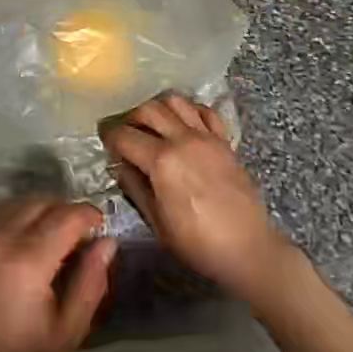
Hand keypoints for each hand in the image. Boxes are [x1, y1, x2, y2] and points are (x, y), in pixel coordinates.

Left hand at [0, 199, 115, 351]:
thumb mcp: (68, 334)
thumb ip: (91, 283)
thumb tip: (108, 243)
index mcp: (27, 260)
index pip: (67, 217)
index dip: (91, 216)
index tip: (104, 228)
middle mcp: (0, 239)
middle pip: (42, 202)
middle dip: (68, 211)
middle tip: (85, 237)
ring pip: (20, 203)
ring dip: (44, 210)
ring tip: (61, 239)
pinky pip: (1, 215)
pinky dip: (22, 217)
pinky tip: (32, 244)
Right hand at [102, 94, 296, 303]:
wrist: (247, 249)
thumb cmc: (197, 243)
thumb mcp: (156, 221)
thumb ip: (134, 186)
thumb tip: (120, 165)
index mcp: (162, 161)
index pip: (125, 136)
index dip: (109, 137)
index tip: (105, 142)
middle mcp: (183, 140)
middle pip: (149, 110)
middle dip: (130, 118)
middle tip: (126, 133)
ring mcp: (207, 137)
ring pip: (176, 102)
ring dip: (159, 108)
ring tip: (153, 125)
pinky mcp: (225, 142)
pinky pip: (205, 112)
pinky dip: (191, 111)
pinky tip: (184, 125)